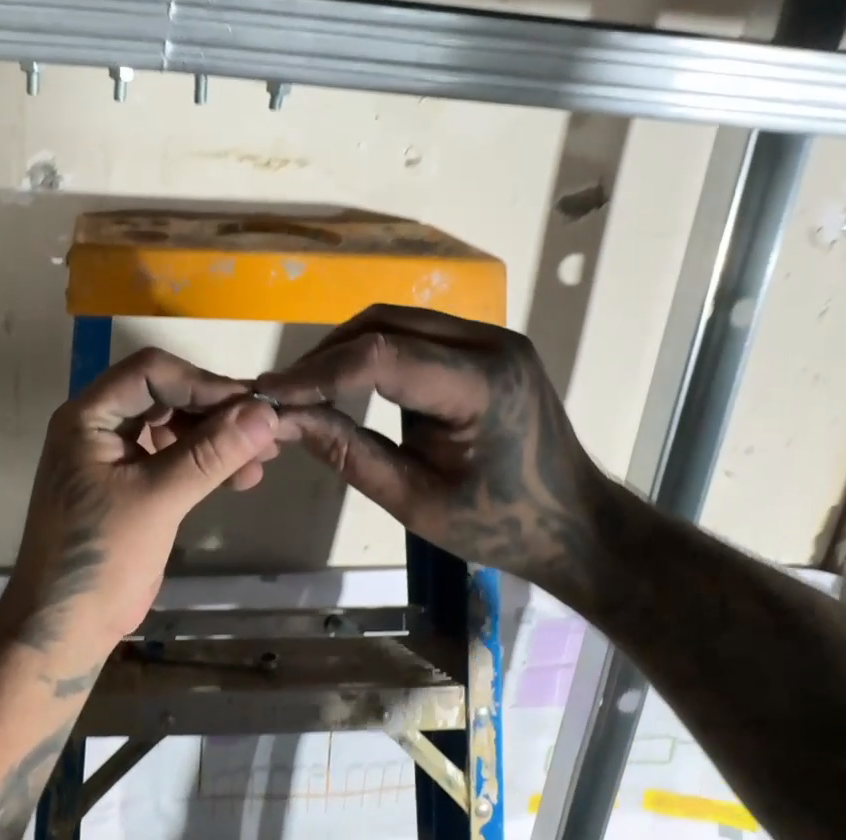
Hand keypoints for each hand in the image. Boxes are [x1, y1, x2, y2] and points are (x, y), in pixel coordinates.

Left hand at [4, 348, 280, 653]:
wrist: (64, 627)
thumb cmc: (100, 558)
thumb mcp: (158, 500)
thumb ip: (211, 453)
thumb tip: (265, 413)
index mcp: (88, 416)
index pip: (151, 372)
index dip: (203, 383)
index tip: (252, 405)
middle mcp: (98, 425)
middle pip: (164, 393)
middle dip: (214, 410)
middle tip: (265, 430)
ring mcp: (113, 454)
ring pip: (173, 424)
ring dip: (216, 437)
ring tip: (262, 459)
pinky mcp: (130, 483)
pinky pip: (172, 455)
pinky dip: (206, 461)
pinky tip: (242, 477)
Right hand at [254, 305, 611, 594]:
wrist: (576, 525)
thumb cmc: (499, 526)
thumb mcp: (415, 501)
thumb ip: (348, 454)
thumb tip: (282, 421)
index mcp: (481, 385)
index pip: (379, 356)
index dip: (316, 373)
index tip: (268, 394)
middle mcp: (489, 343)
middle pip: (383, 323)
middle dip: (326, 355)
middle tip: (285, 392)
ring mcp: (492, 337)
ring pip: (395, 320)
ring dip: (347, 348)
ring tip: (310, 387)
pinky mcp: (486, 343)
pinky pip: (414, 331)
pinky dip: (374, 350)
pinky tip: (351, 380)